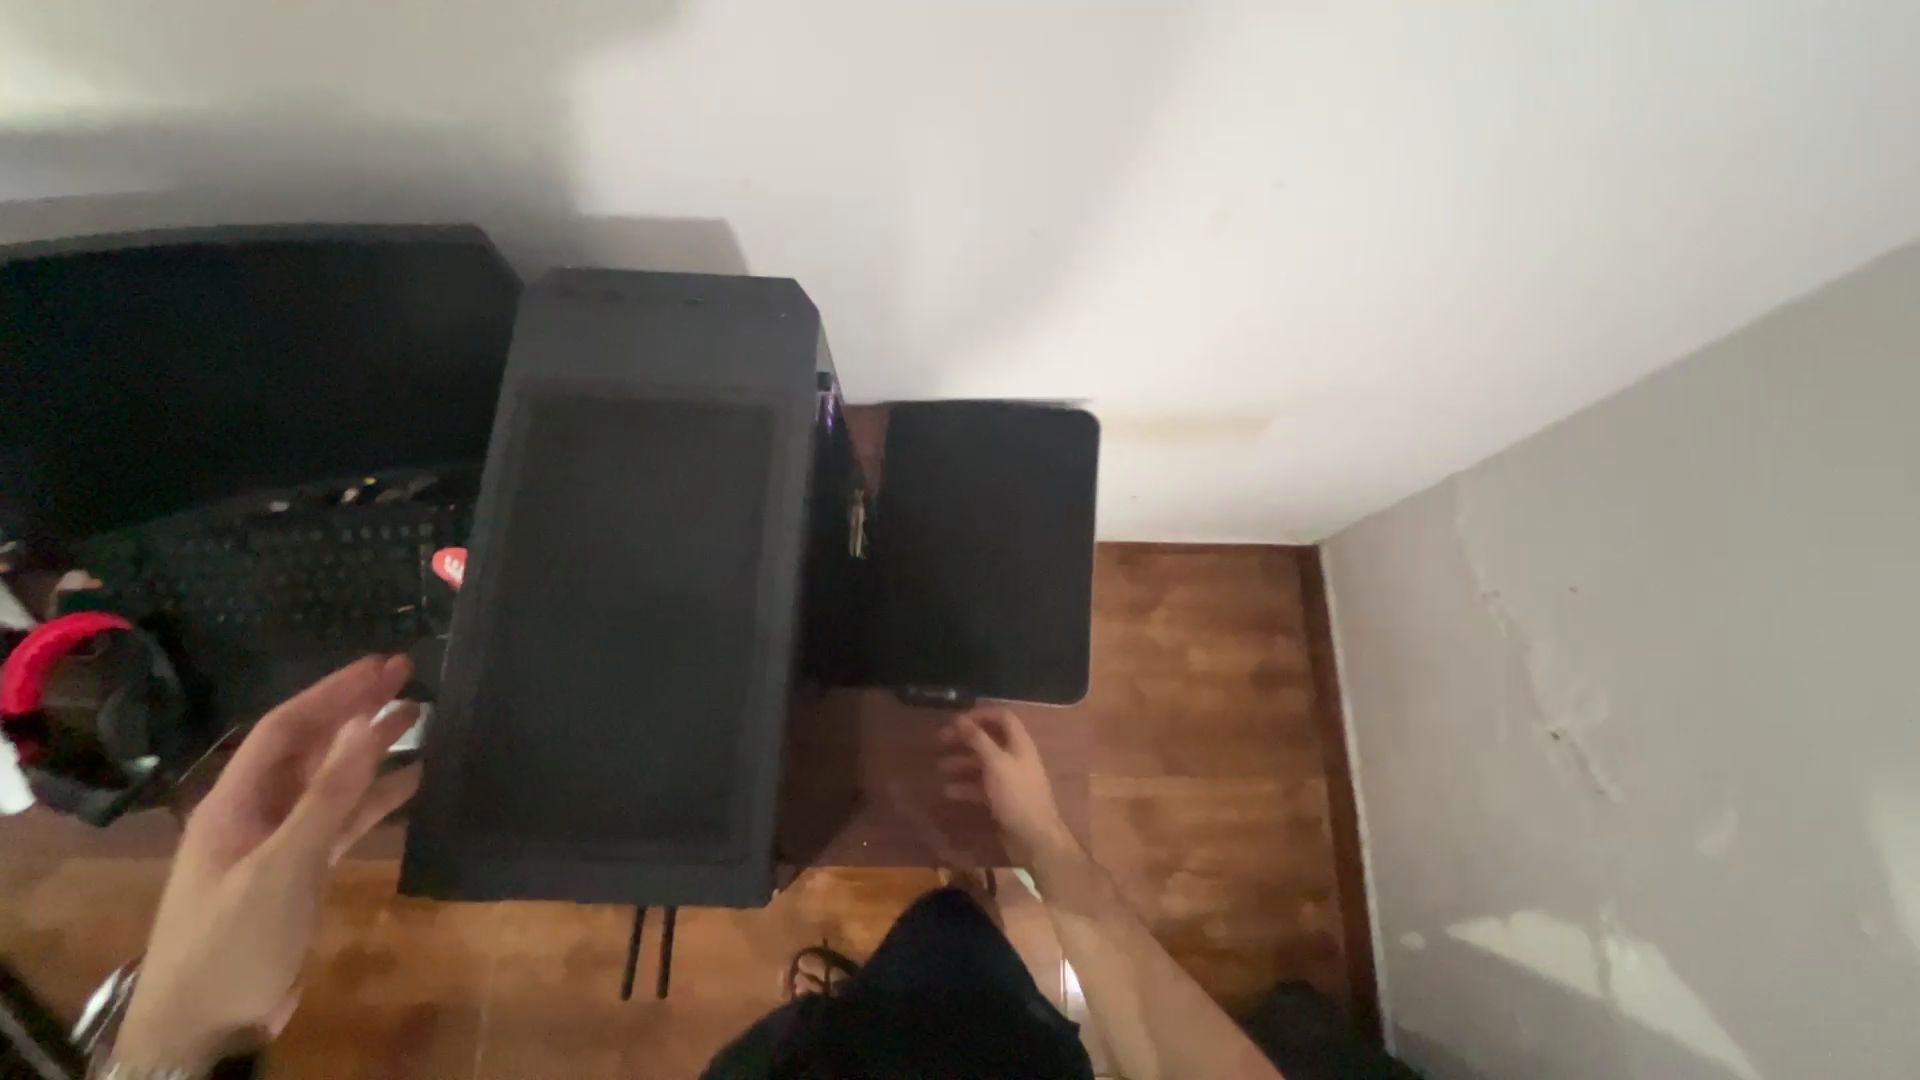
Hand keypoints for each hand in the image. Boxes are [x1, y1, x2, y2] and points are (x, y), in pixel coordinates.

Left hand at [115, 656, 422, 1070]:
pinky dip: (379, 795)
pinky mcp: (304, 867)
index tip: (382, 665)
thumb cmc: (236, 939)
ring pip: (333, 778)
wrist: (206, 1028)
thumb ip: (328, 793)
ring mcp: (281, 840)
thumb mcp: (285, 863)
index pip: (286, 728)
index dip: (333, 692)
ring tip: (419, 715)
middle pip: (311, 746)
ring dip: (372, 746)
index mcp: (235, 802)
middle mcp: (257, 811)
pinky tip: (415, 779)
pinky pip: (346, 816)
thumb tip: (364, 722)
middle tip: (408, 676)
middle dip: (355, 709)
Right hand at [938, 705, 1074, 863]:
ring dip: (962, 763)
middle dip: (965, 739)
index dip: (980, 714)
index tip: (957, 721)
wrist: (1034, 838)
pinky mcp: (1003, 799)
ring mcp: (1010, 779)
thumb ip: (978, 739)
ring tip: (940, 768)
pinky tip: (949, 791)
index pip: (1002, 717)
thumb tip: (960, 719)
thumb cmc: (1016, 795)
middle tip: (941, 741)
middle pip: (989, 740)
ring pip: (983, 764)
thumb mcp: (996, 763)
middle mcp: (1016, 757)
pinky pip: (982, 786)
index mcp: (1020, 743)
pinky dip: (966, 786)